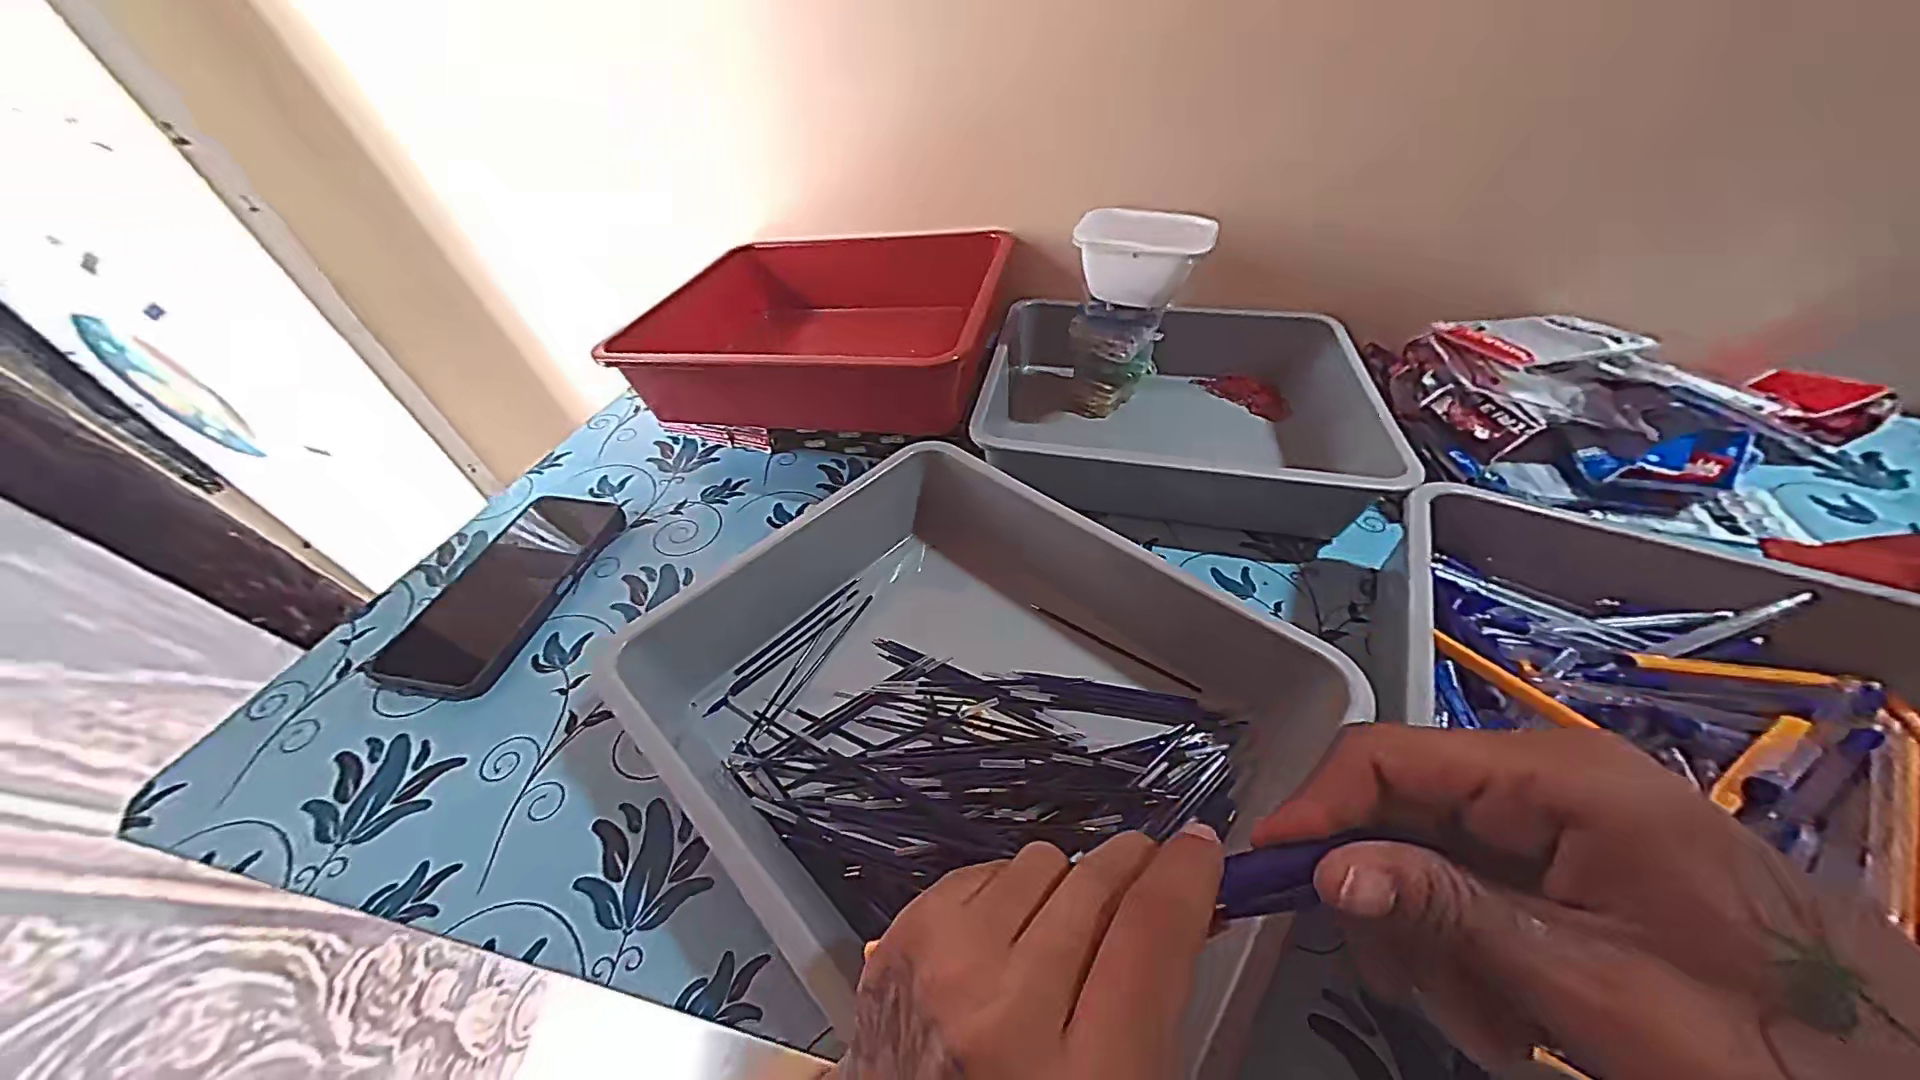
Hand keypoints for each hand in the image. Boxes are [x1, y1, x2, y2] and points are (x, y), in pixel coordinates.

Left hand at [832, 824, 1223, 1079]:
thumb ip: (1153, 997)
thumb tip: (1181, 903)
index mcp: (1083, 1076)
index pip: (1150, 931)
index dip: (1186, 876)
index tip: (1198, 849)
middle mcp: (1004, 1013)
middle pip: (1094, 884)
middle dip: (1133, 864)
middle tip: (1146, 870)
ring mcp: (944, 966)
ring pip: (1041, 861)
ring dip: (1065, 883)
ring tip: (1063, 925)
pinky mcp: (904, 935)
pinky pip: (985, 867)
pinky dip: (1007, 888)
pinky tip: (1007, 932)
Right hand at [1253, 725, 1919, 1078]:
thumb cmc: (1772, 1047)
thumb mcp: (1594, 987)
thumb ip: (1450, 913)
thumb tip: (1324, 871)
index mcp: (1556, 776)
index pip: (1385, 756)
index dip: (1314, 803)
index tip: (1267, 862)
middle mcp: (1541, 777)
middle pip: (1394, 805)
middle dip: (1385, 892)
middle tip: (1404, 980)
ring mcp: (1548, 817)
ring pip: (1415, 850)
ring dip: (1426, 937)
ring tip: (1491, 1019)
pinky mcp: (1554, 857)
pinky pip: (1457, 881)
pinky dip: (1458, 946)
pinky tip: (1510, 1007)